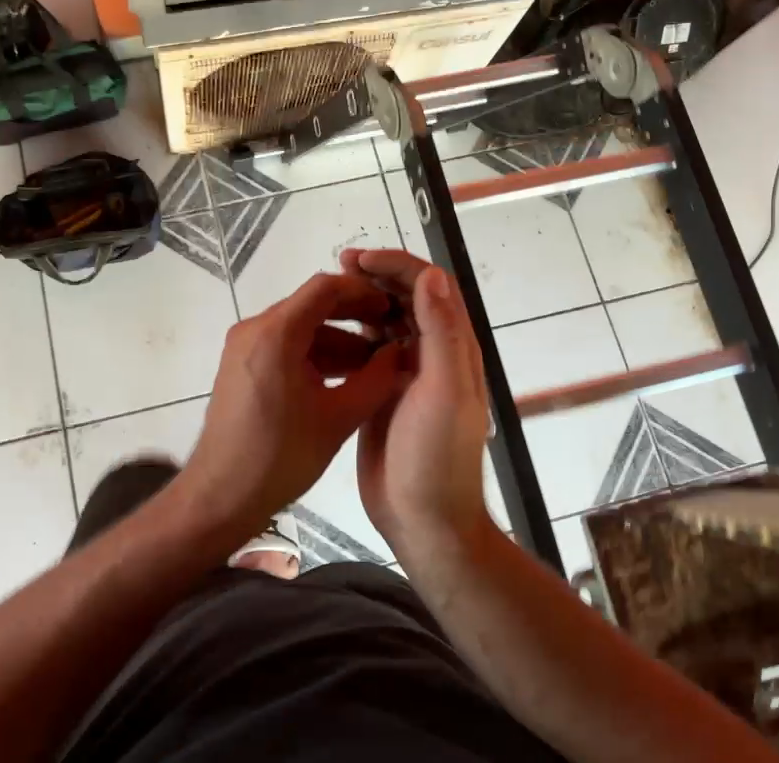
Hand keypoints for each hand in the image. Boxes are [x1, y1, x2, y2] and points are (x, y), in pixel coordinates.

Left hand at [180, 273, 409, 538]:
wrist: (222, 495)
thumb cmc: (281, 457)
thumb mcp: (339, 419)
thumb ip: (376, 380)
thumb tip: (401, 355)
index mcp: (275, 334)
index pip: (325, 288)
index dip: (363, 291)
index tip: (392, 307)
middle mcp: (254, 330)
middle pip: (311, 305)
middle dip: (354, 316)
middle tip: (391, 330)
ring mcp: (244, 347)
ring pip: (299, 327)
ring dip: (337, 338)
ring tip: (376, 361)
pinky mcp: (242, 366)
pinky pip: (284, 346)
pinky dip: (314, 354)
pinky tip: (345, 376)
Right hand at [341, 249, 498, 558]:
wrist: (422, 518)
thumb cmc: (436, 456)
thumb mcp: (444, 391)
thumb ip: (441, 333)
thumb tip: (432, 274)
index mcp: (454, 349)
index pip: (430, 288)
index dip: (398, 265)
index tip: (360, 259)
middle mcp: (432, 354)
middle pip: (407, 298)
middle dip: (377, 276)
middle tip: (339, 266)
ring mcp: (406, 374)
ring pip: (385, 322)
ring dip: (362, 300)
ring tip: (328, 291)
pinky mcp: (380, 392)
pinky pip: (367, 350)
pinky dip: (350, 332)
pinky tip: (325, 330)